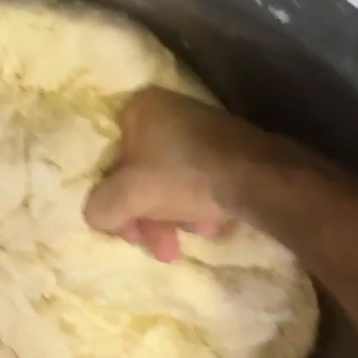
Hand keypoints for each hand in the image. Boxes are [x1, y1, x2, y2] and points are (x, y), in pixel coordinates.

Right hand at [84, 88, 311, 261]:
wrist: (259, 177)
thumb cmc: (184, 175)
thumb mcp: (129, 194)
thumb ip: (101, 206)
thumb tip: (97, 215)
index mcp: (138, 108)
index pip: (109, 157)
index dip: (112, 198)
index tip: (127, 231)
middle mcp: (166, 111)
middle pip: (139, 173)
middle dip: (147, 217)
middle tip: (161, 248)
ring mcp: (197, 129)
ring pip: (167, 181)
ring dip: (172, 216)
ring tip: (190, 235)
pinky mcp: (223, 149)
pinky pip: (195, 180)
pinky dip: (195, 205)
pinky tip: (209, 223)